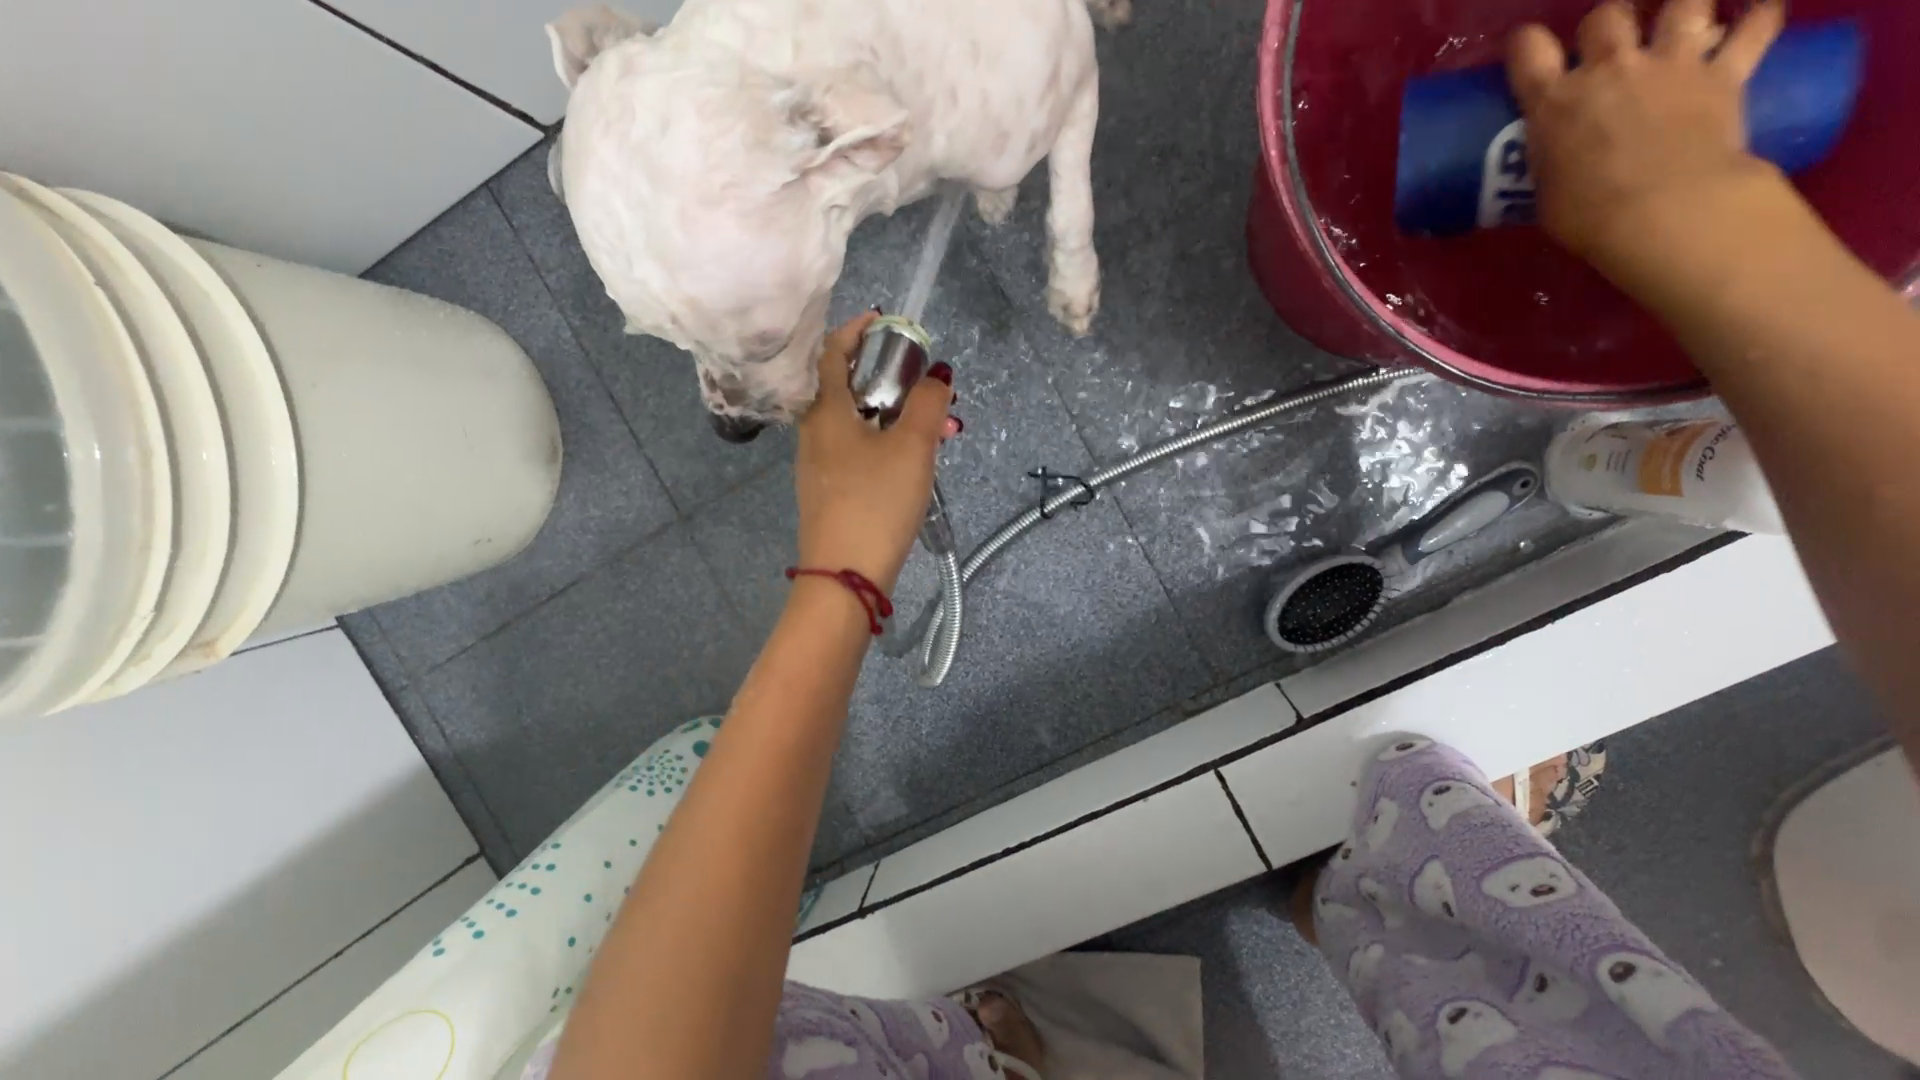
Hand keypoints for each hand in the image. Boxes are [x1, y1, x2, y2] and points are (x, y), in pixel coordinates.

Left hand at [793, 313, 955, 593]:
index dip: (856, 330)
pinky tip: (914, 462)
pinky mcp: (828, 492)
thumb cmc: (876, 502)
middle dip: (889, 379)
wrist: (845, 575)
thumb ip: (926, 403)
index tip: (884, 320)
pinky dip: (884, 442)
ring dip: (893, 415)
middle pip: (846, 388)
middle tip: (926, 383)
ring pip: (856, 423)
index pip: (831, 353)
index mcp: (825, 411)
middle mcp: (814, 432)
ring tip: (935, 427)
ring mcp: (818, 465)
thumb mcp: (912, 447)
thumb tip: (938, 372)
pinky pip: (856, 451)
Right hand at [1508, 0, 1787, 280]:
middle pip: (1605, 15)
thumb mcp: (1547, 190)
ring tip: (1682, 16)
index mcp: (1555, 101)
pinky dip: (1762, 15)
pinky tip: (1763, 9)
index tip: (1529, 47)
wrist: (1664, 211)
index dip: (1526, 43)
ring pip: (1682, 2)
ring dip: (1681, 4)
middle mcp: (1610, 68)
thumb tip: (1565, 156)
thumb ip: (1554, 159)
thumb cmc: (1588, 215)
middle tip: (1609, 41)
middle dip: (1605, 22)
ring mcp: (1671, 65)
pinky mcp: (1724, 73)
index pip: (1529, 50)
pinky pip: (1756, 27)